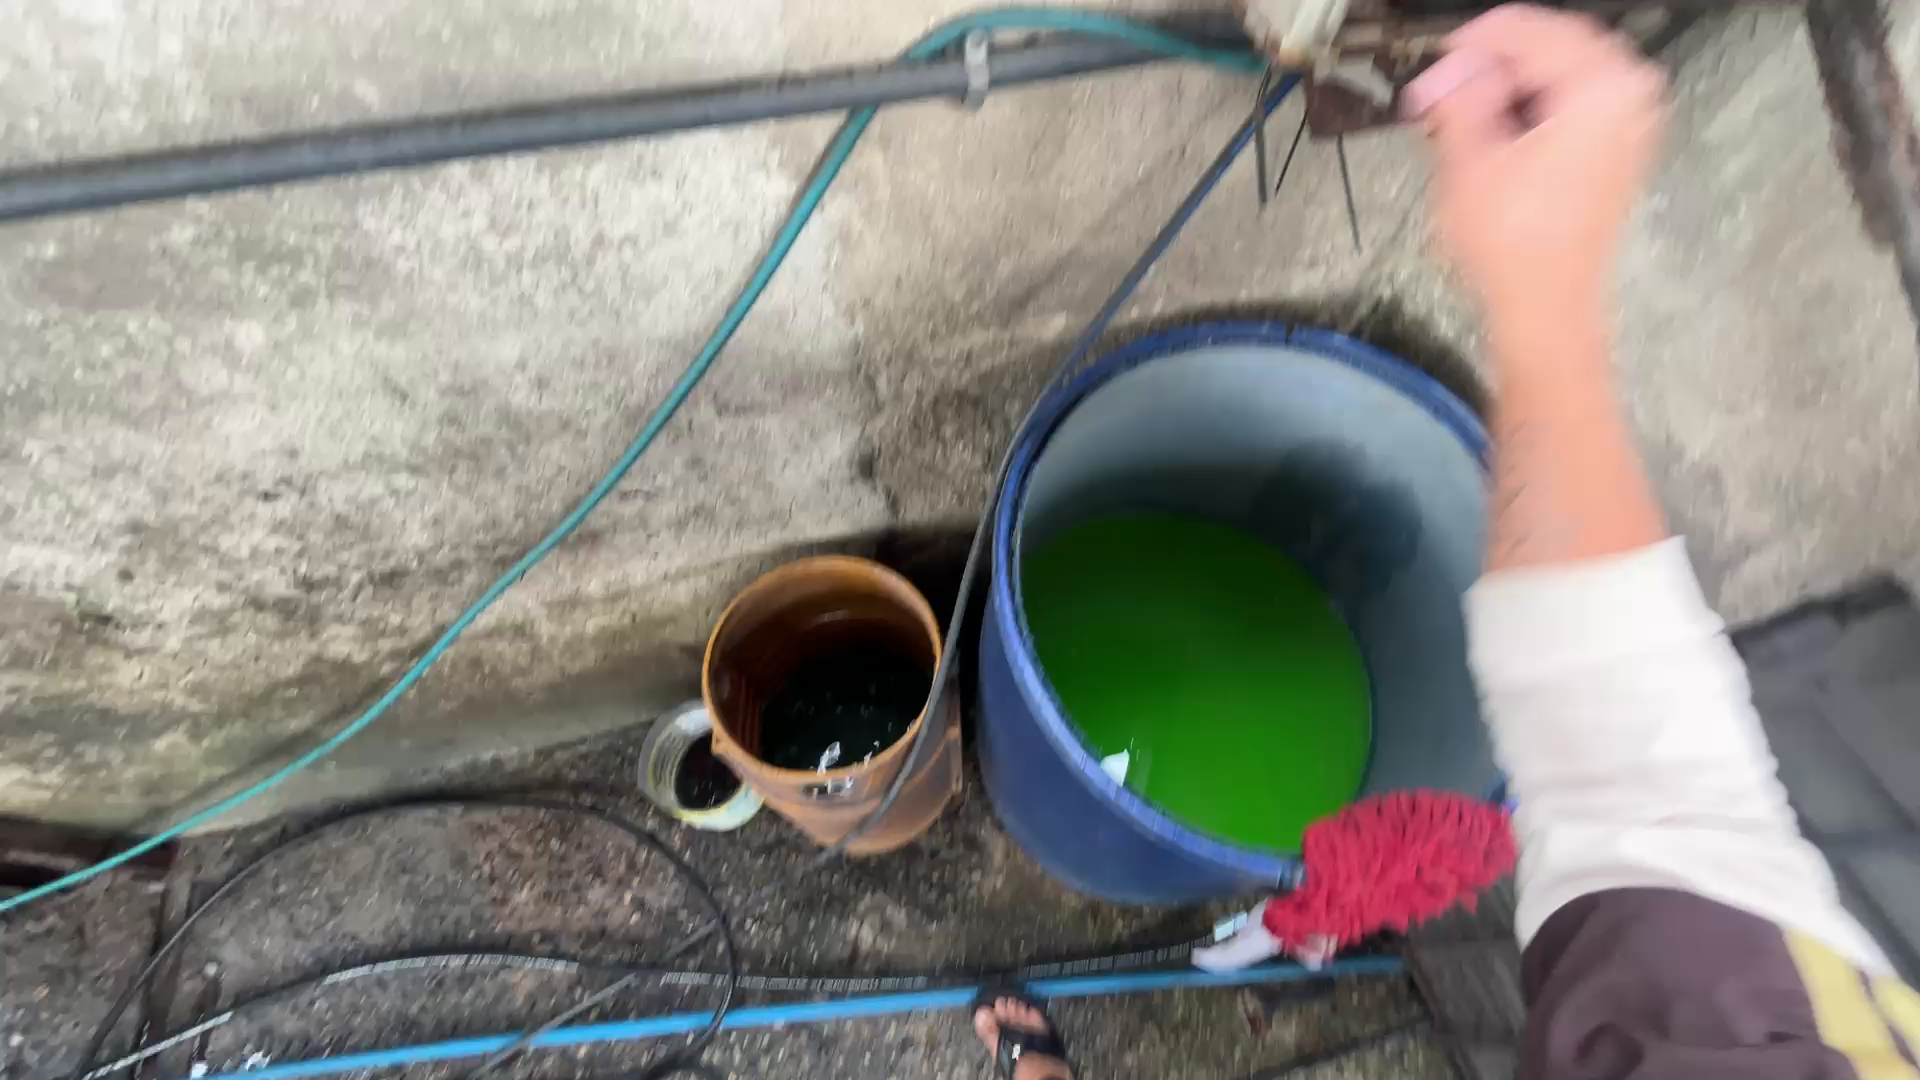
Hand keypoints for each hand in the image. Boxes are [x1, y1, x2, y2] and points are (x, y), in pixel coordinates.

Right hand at [1404, 5, 1667, 320]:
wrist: (1543, 305)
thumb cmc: (1510, 242)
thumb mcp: (1470, 163)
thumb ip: (1460, 101)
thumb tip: (1446, 70)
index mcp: (1600, 85)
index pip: (1531, 31)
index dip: (1472, 43)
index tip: (1430, 61)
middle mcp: (1627, 94)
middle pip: (1549, 52)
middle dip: (1488, 69)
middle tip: (1436, 97)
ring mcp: (1626, 125)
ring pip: (1556, 83)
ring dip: (1503, 95)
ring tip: (1454, 124)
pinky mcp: (1611, 155)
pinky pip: (1567, 112)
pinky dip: (1525, 117)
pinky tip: (1487, 143)